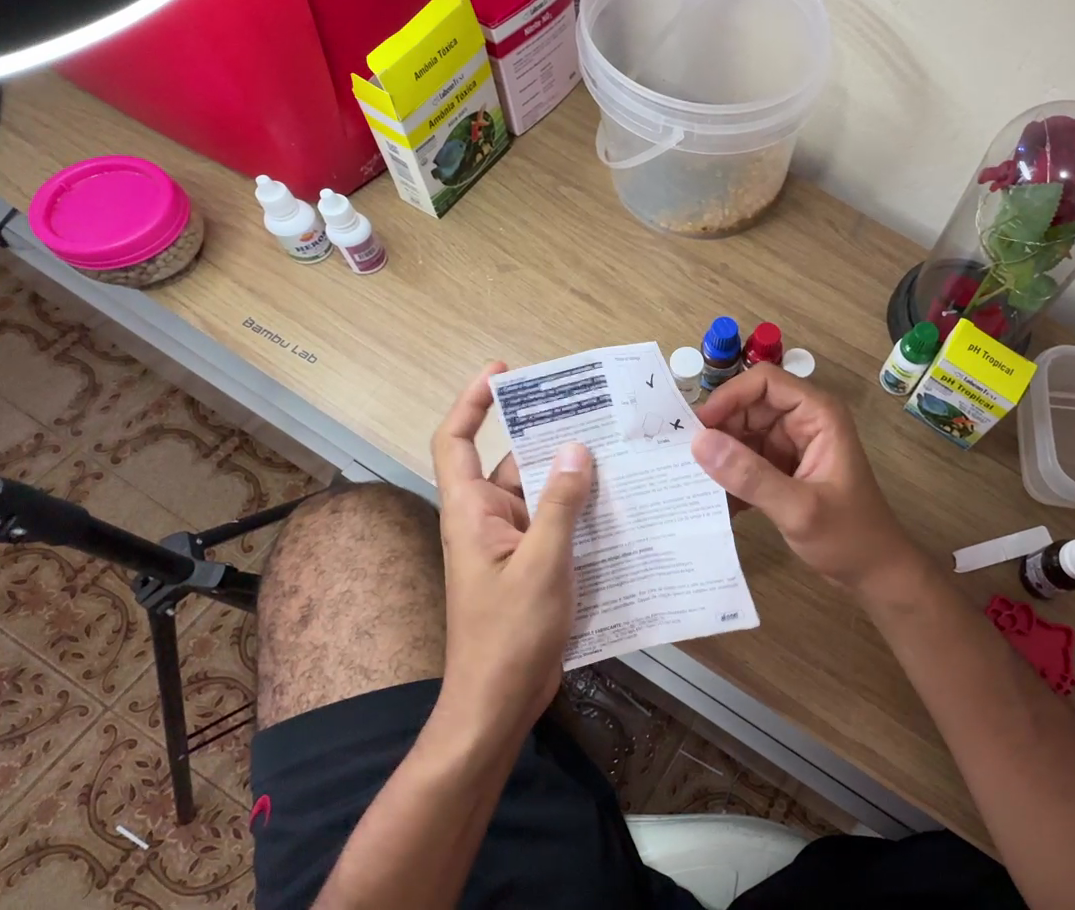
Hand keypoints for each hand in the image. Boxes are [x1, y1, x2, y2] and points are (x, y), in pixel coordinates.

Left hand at [430, 362, 593, 730]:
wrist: (497, 703)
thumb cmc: (509, 633)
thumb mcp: (542, 564)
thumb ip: (561, 504)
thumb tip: (578, 449)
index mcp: (471, 511)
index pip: (454, 441)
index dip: (472, 402)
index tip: (503, 372)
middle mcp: (488, 520)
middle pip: (510, 460)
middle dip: (545, 432)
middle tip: (592, 406)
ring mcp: (511, 545)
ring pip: (540, 493)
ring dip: (572, 473)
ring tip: (617, 445)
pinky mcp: (532, 567)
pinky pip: (555, 523)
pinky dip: (581, 509)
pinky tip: (620, 501)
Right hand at [691, 364, 923, 594]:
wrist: (875, 572)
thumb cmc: (849, 537)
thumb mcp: (798, 508)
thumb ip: (750, 476)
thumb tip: (699, 443)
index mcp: (818, 415)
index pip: (765, 382)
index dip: (729, 397)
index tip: (698, 429)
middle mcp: (804, 422)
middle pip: (748, 407)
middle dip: (718, 431)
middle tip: (685, 462)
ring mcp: (792, 446)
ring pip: (742, 435)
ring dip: (720, 459)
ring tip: (692, 484)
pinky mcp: (782, 470)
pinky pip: (746, 461)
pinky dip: (730, 478)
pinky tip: (715, 504)